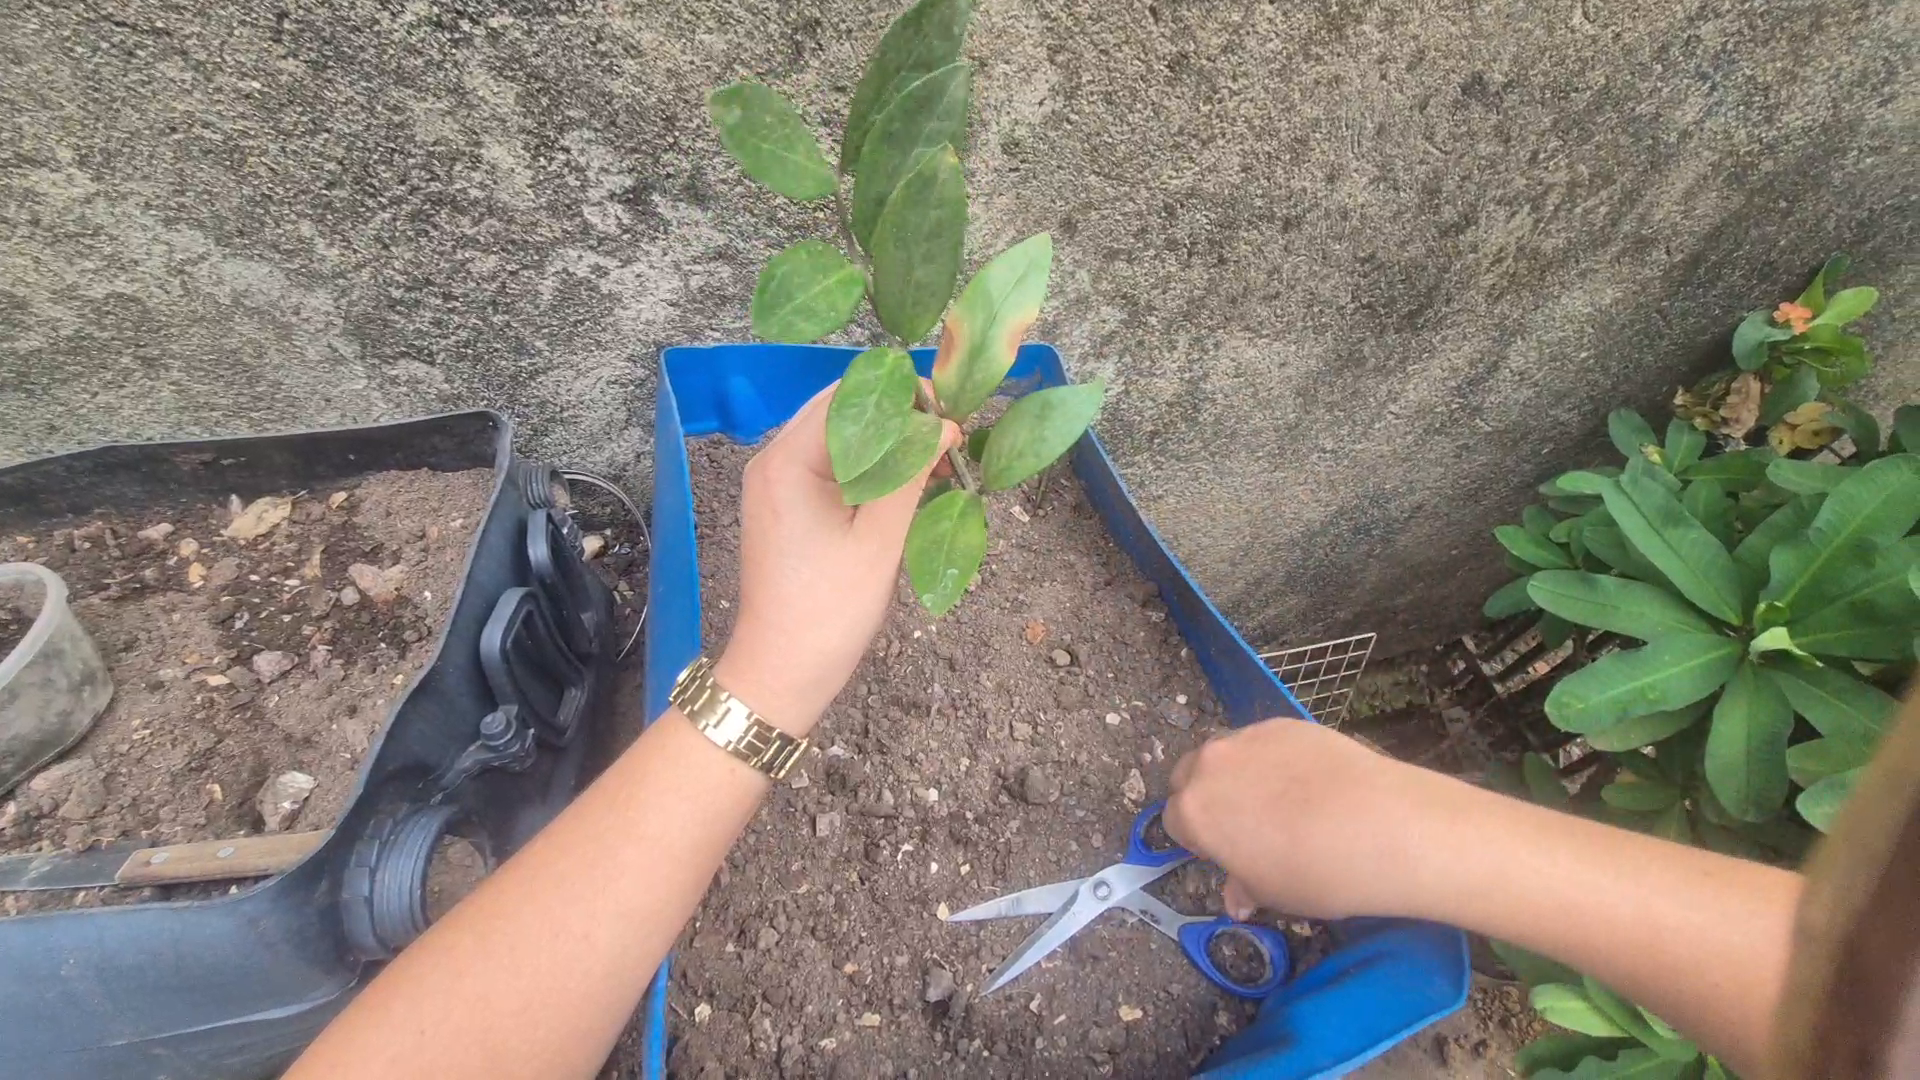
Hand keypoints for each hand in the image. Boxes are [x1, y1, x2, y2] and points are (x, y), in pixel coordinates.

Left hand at [714, 383, 958, 735]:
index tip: (949, 411)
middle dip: (898, 418)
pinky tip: (905, 484)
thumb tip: (944, 426)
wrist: (781, 671)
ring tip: (936, 461)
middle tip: (948, 436)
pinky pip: (830, 469)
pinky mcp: (784, 507)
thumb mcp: (880, 539)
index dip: (903, 396)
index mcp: (788, 460)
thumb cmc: (830, 609)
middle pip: (841, 413)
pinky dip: (868, 469)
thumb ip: (910, 473)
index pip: (848, 397)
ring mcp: (775, 484)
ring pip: (838, 441)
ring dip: (886, 445)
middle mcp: (773, 461)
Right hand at [1163, 719, 1454, 919]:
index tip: (1226, 852)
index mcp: (1194, 811)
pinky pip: (1264, 741)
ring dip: (1237, 773)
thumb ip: (1244, 887)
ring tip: (1282, 799)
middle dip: (1205, 796)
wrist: (1382, 826)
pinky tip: (1312, 782)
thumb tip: (1237, 897)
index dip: (1197, 840)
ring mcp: (1245, 738)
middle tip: (1245, 822)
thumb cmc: (1317, 873)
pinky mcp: (1281, 723)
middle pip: (1188, 776)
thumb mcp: (1275, 894)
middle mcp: (1208, 766)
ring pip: (1225, 754)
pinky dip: (1275, 758)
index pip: (1175, 821)